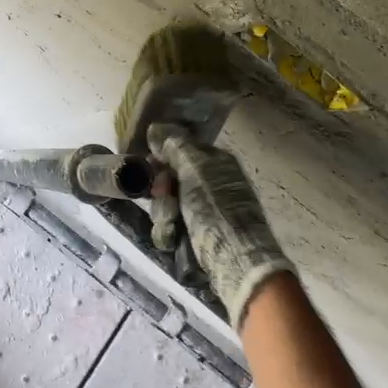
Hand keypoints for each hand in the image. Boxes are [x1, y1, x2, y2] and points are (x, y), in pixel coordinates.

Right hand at [156, 132, 294, 328]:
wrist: (236, 260)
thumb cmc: (217, 208)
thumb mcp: (195, 170)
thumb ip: (174, 146)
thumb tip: (155, 126)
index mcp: (216, 162)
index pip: (181, 149)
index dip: (163, 156)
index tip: (152, 164)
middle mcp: (210, 184)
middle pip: (170, 178)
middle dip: (163, 190)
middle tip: (164, 195)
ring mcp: (203, 211)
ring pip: (166, 204)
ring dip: (164, 214)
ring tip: (173, 225)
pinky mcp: (195, 235)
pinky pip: (170, 227)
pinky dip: (169, 233)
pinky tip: (174, 239)